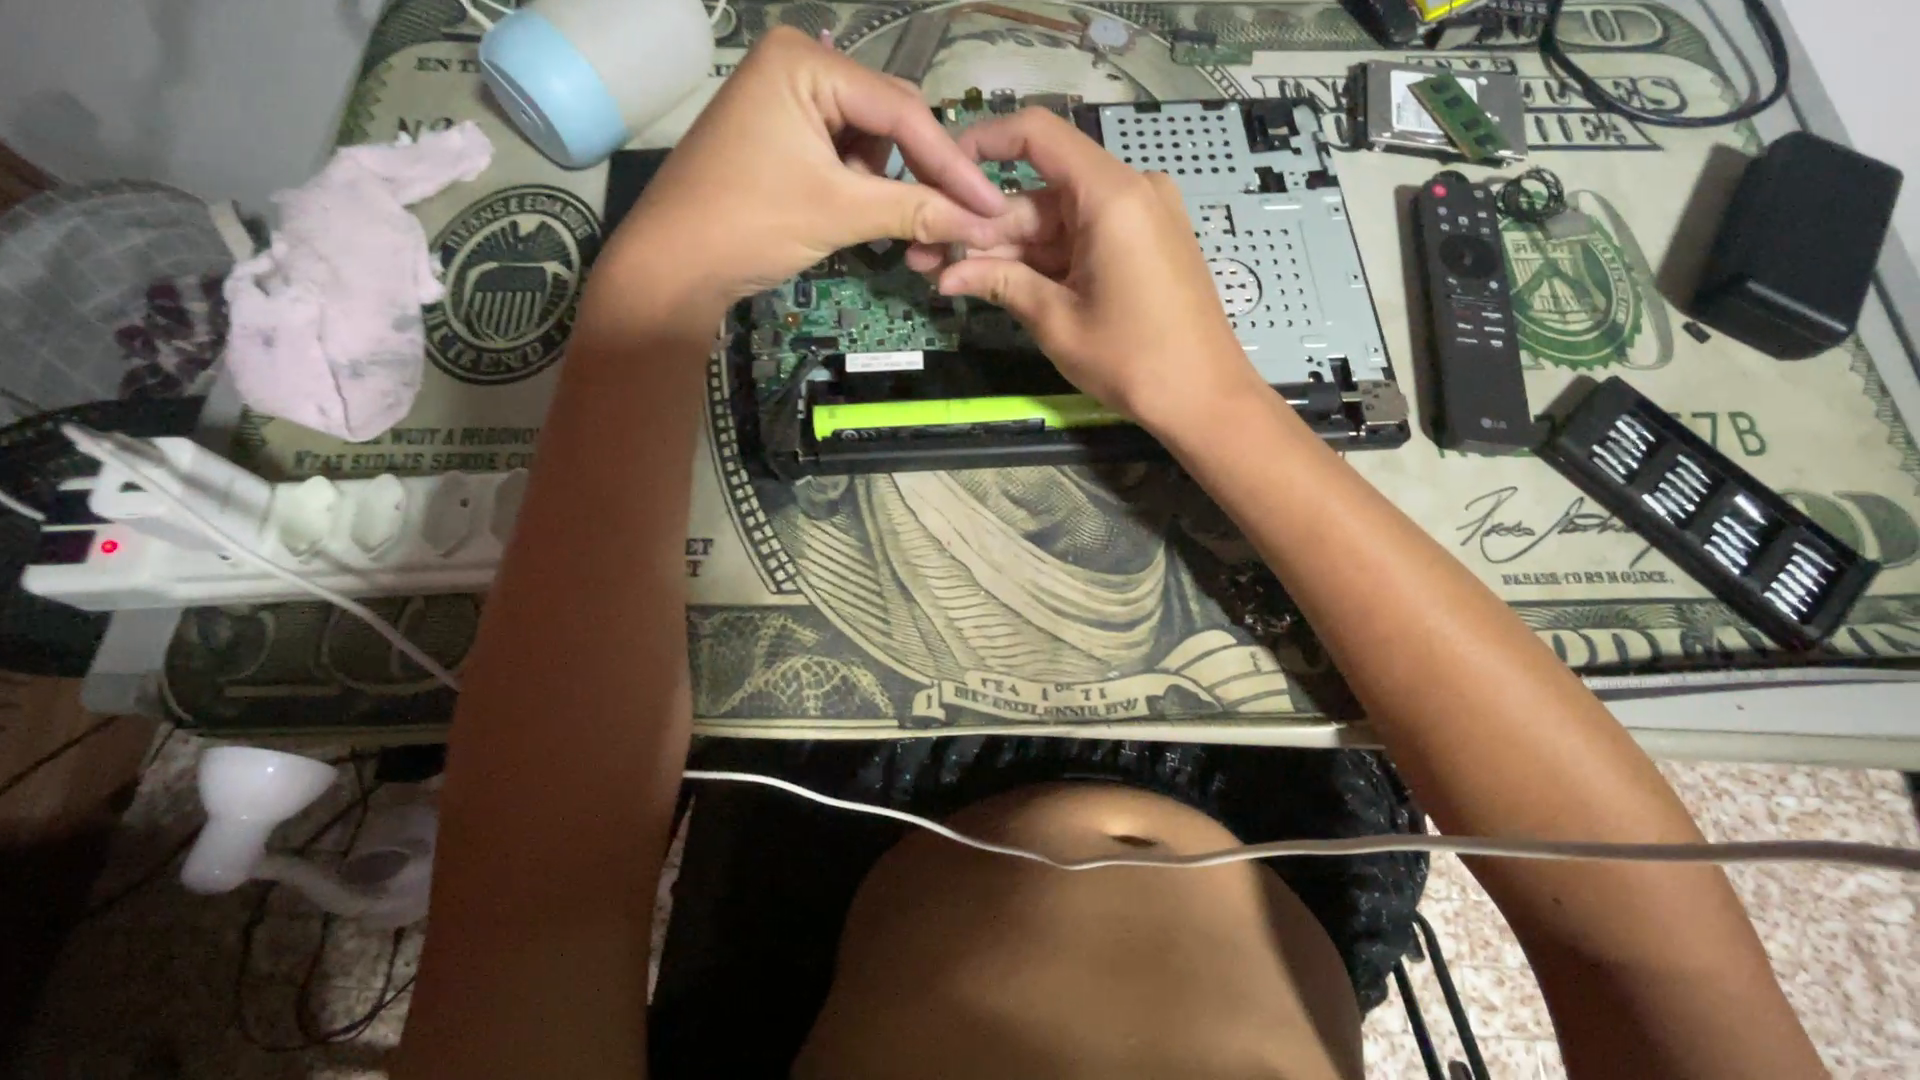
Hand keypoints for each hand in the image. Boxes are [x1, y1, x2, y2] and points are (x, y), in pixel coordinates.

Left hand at [603, 28, 1008, 314]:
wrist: (673, 267)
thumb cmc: (749, 225)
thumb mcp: (840, 213)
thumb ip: (916, 210)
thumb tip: (981, 223)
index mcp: (806, 61)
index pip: (900, 110)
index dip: (951, 162)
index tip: (990, 203)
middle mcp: (799, 63)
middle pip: (888, 116)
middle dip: (922, 170)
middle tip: (961, 216)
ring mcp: (787, 97)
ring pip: (870, 137)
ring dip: (892, 181)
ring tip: (899, 221)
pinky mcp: (782, 131)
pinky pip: (843, 151)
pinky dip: (864, 184)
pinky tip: (866, 212)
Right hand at [919, 108, 1261, 433]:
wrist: (1205, 399)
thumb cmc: (1134, 361)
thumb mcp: (1057, 321)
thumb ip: (1002, 283)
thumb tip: (947, 274)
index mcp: (1112, 196)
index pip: (1037, 135)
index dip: (984, 143)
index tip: (942, 171)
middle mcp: (1130, 191)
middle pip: (1041, 192)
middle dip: (986, 226)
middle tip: (933, 257)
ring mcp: (1140, 218)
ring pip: (1058, 221)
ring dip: (1011, 250)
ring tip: (954, 278)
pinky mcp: (1144, 244)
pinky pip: (1083, 238)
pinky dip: (1046, 260)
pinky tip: (1001, 282)